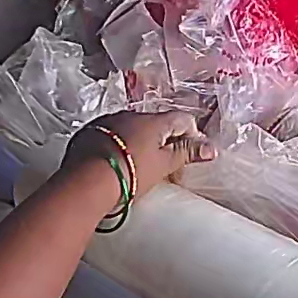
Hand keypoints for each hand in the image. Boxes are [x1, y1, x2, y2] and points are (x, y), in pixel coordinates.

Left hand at [63, 110, 213, 199]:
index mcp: (153, 121)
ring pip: (132, 128)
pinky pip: (111, 135)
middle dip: (164, 142)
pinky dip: (119, 146)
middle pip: (156, 124)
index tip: (189, 157)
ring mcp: (107, 122)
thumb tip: (211, 148)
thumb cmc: (131, 173)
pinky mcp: (88, 133)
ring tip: (139, 168)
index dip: (191, 136)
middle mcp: (130, 114)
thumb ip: (187, 153)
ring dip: (140, 143)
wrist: (85, 183)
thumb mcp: (163, 165)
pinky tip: (117, 165)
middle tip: (166, 167)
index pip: (182, 120)